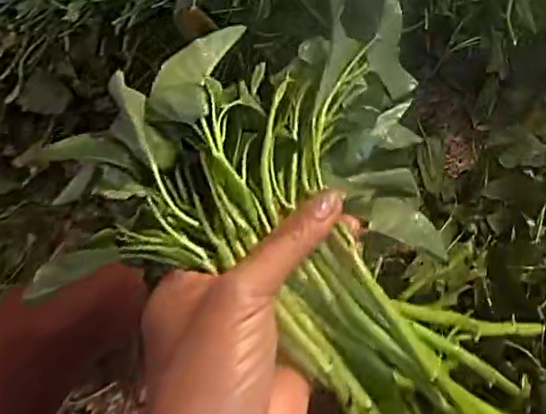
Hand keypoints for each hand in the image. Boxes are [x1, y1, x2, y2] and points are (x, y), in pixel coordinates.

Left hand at [143, 191, 345, 413]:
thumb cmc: (212, 371)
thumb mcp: (241, 294)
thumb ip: (287, 241)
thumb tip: (334, 195)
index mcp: (189, 284)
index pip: (227, 226)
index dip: (265, 200)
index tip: (304, 174)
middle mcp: (219, 298)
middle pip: (267, 246)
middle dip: (303, 222)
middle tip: (339, 200)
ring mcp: (256, 323)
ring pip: (295, 271)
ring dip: (324, 247)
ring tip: (355, 221)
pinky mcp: (290, 344)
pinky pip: (316, 301)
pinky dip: (337, 278)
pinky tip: (357, 253)